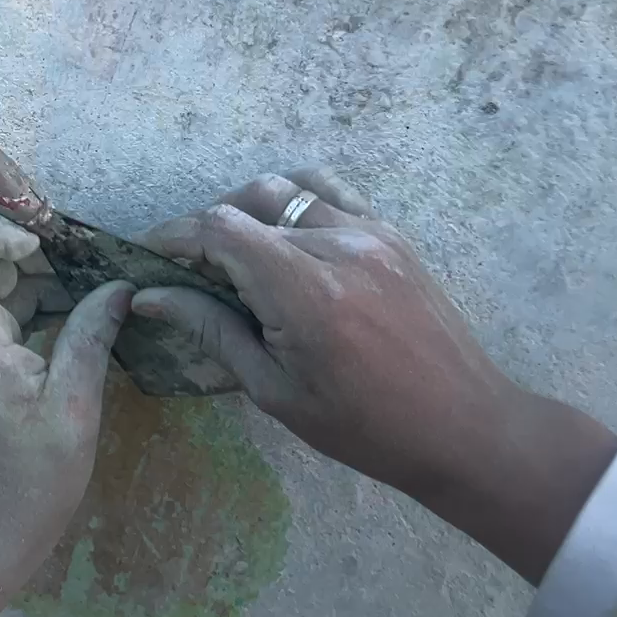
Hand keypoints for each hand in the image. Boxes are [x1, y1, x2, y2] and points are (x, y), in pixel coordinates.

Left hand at [0, 219, 129, 585]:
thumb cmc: (27, 483)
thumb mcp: (73, 410)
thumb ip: (90, 339)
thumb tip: (117, 288)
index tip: (36, 247)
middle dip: (29, 256)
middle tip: (84, 267)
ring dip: (37, 283)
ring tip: (92, 292)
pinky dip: (33, 308)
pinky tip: (77, 319)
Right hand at [131, 168, 616, 582]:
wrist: (469, 429)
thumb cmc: (364, 427)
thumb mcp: (273, 389)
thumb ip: (210, 329)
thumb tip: (148, 296)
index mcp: (305, 290)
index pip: (219, 229)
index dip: (173, 234)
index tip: (148, 253)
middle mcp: (336, 244)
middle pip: (245, 202)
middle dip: (204, 229)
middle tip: (191, 268)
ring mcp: (370, 230)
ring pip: (282, 188)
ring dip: (244, 210)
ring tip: (235, 247)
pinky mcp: (390, 231)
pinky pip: (326, 189)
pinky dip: (289, 198)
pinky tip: (282, 229)